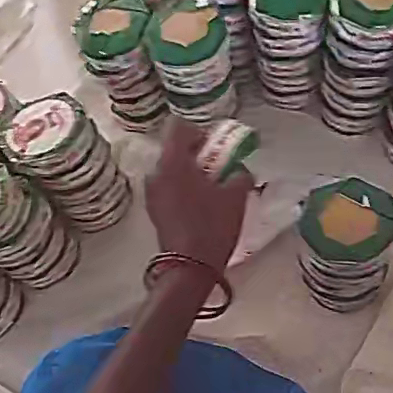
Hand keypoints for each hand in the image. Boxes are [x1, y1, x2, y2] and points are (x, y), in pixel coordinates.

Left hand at [146, 119, 251, 273]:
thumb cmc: (213, 225)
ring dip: (190, 172)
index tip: (217, 146)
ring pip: (170, 170)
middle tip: (219, 168)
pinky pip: (168, 188)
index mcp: (172, 161)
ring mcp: (151, 193)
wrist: (190, 267)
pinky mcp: (153, 211)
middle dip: (197, 154)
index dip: (200, 130)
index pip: (178, 126)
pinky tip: (201, 205)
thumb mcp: (236, 196)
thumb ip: (240, 174)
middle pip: (174, 149)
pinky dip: (183, 188)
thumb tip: (241, 170)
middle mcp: (155, 172)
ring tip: (212, 188)